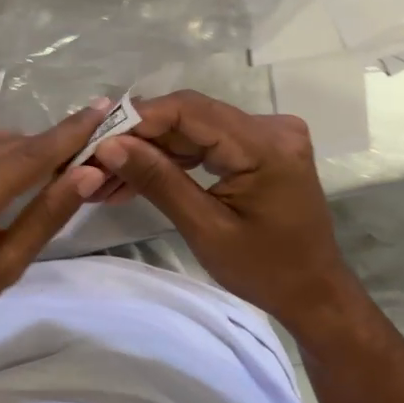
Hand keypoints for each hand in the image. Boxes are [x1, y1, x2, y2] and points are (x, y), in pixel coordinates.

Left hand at [0, 105, 110, 354]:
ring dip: (23, 145)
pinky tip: (14, 164)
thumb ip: (46, 215)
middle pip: (10, 144)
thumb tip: (88, 173)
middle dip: (51, 140)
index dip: (69, 133)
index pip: (29, 155)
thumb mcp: (6, 266)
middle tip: (89, 141)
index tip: (102, 108)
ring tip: (57, 157)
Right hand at [91, 90, 362, 331]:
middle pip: (188, 116)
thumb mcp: (205, 228)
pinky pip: (205, 144)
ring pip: (192, 130)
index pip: (189, 110)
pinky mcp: (259, 148)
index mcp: (265, 144)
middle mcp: (271, 127)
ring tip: (104, 177)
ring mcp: (267, 135)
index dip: (137, 119)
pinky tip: (134, 178)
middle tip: (91, 162)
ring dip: (149, 151)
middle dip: (137, 137)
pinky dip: (171, 160)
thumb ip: (159, 180)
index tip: (93, 139)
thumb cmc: (264, 269)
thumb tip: (109, 146)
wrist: (312, 292)